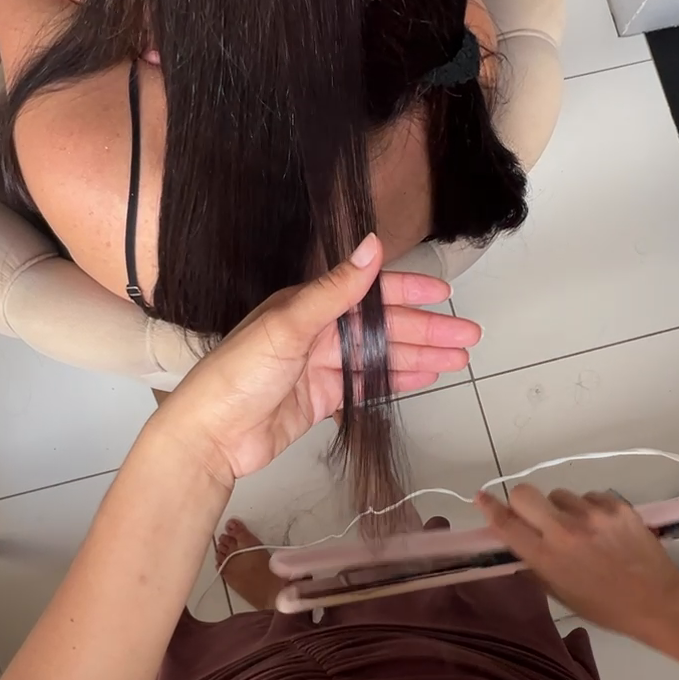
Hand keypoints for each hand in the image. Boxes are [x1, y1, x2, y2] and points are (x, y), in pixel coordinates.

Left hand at [148, 235, 479, 486]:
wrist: (210, 434)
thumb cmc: (237, 375)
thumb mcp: (288, 325)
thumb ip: (334, 289)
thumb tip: (370, 245)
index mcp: (308, 306)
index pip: (368, 292)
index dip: (408, 291)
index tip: (444, 293)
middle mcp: (316, 332)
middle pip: (382, 328)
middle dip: (426, 331)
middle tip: (467, 337)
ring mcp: (320, 368)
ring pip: (380, 357)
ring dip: (419, 356)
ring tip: (457, 360)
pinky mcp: (320, 400)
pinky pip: (367, 386)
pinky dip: (396, 381)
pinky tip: (423, 378)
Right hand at [476, 486, 678, 638]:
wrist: (659, 602)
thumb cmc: (604, 606)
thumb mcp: (559, 592)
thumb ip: (533, 563)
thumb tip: (515, 541)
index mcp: (547, 557)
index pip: (506, 523)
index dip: (489, 507)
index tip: (480, 498)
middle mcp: (565, 531)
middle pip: (525, 494)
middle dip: (522, 502)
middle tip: (532, 514)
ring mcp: (592, 515)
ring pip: (559, 494)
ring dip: (560, 508)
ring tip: (578, 528)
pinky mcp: (617, 506)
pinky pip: (589, 497)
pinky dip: (588, 509)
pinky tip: (601, 528)